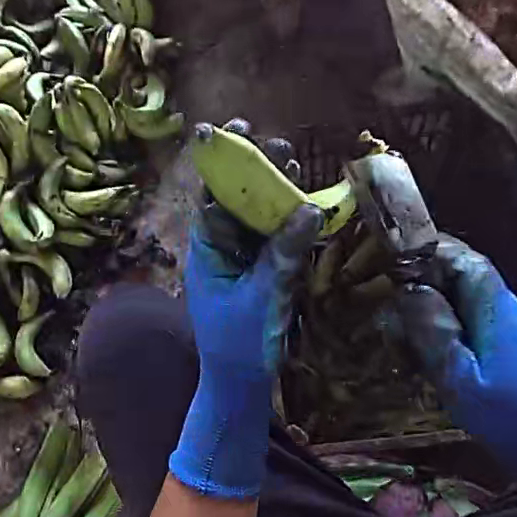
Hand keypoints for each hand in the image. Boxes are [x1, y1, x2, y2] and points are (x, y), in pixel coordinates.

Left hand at [171, 125, 321, 499]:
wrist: (241, 384)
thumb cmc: (239, 344)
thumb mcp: (261, 298)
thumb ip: (283, 255)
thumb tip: (309, 211)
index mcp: (207, 250)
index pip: (214, 198)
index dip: (225, 164)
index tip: (236, 132)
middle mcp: (224, 249)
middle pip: (239, 201)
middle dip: (257, 173)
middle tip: (280, 147)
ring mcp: (245, 260)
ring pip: (260, 217)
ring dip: (277, 193)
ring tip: (294, 164)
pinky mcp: (265, 271)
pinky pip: (277, 239)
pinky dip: (291, 223)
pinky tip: (308, 204)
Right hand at [400, 236, 516, 516]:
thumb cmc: (507, 416)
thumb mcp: (459, 378)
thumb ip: (433, 330)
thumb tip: (409, 289)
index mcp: (499, 308)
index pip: (465, 260)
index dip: (430, 254)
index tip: (397, 264)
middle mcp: (509, 308)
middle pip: (461, 278)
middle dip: (424, 287)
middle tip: (391, 310)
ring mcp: (512, 326)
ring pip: (464, 301)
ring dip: (431, 312)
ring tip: (404, 340)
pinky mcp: (510, 344)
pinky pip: (472, 321)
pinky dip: (445, 329)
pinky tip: (427, 354)